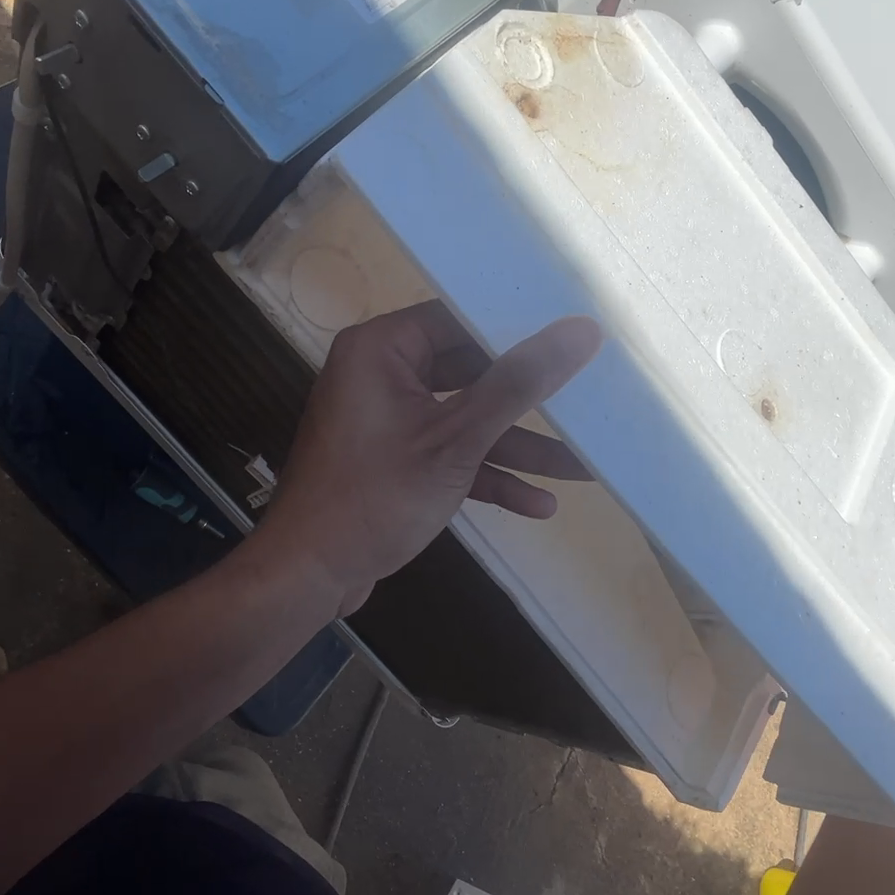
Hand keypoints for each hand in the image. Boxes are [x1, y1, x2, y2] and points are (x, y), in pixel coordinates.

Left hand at [255, 301, 603, 616]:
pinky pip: (444, 453)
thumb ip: (517, 384)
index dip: (515, 332)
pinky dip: (483, 474)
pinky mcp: (391, 461)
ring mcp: (385, 421)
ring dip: (513, 447)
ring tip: (581, 468)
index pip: (457, 320)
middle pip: (467, 372)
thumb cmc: (375, 496)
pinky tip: (536, 503)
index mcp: (380, 350)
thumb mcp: (456, 439)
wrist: (310, 574)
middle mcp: (379, 375)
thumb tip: (580, 330)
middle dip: (525, 403)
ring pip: (461, 420)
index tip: (573, 342)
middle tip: (584, 405)